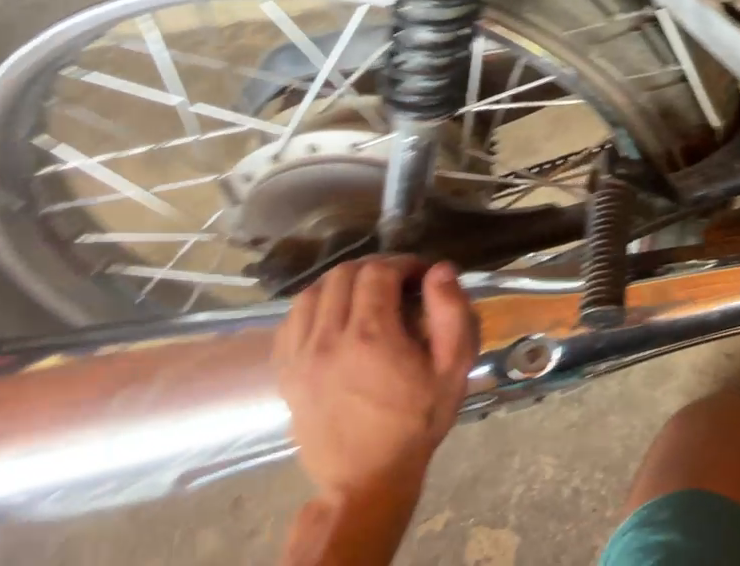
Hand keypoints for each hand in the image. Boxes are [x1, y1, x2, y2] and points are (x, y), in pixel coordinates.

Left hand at [273, 255, 478, 501]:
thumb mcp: (454, 367)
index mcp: (370, 336)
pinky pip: (291, 320)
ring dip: (343, 283)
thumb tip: (441, 270)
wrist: (366, 476)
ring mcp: (299, 358)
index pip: (378, 272)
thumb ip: (452, 313)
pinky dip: (315, 306)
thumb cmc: (418, 419)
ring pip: (311, 293)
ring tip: (369, 295)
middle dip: (376, 268)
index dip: (405, 263)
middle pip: (342, 275)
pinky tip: (338, 316)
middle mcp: (327, 340)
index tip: (425, 275)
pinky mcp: (285, 373)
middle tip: (402, 282)